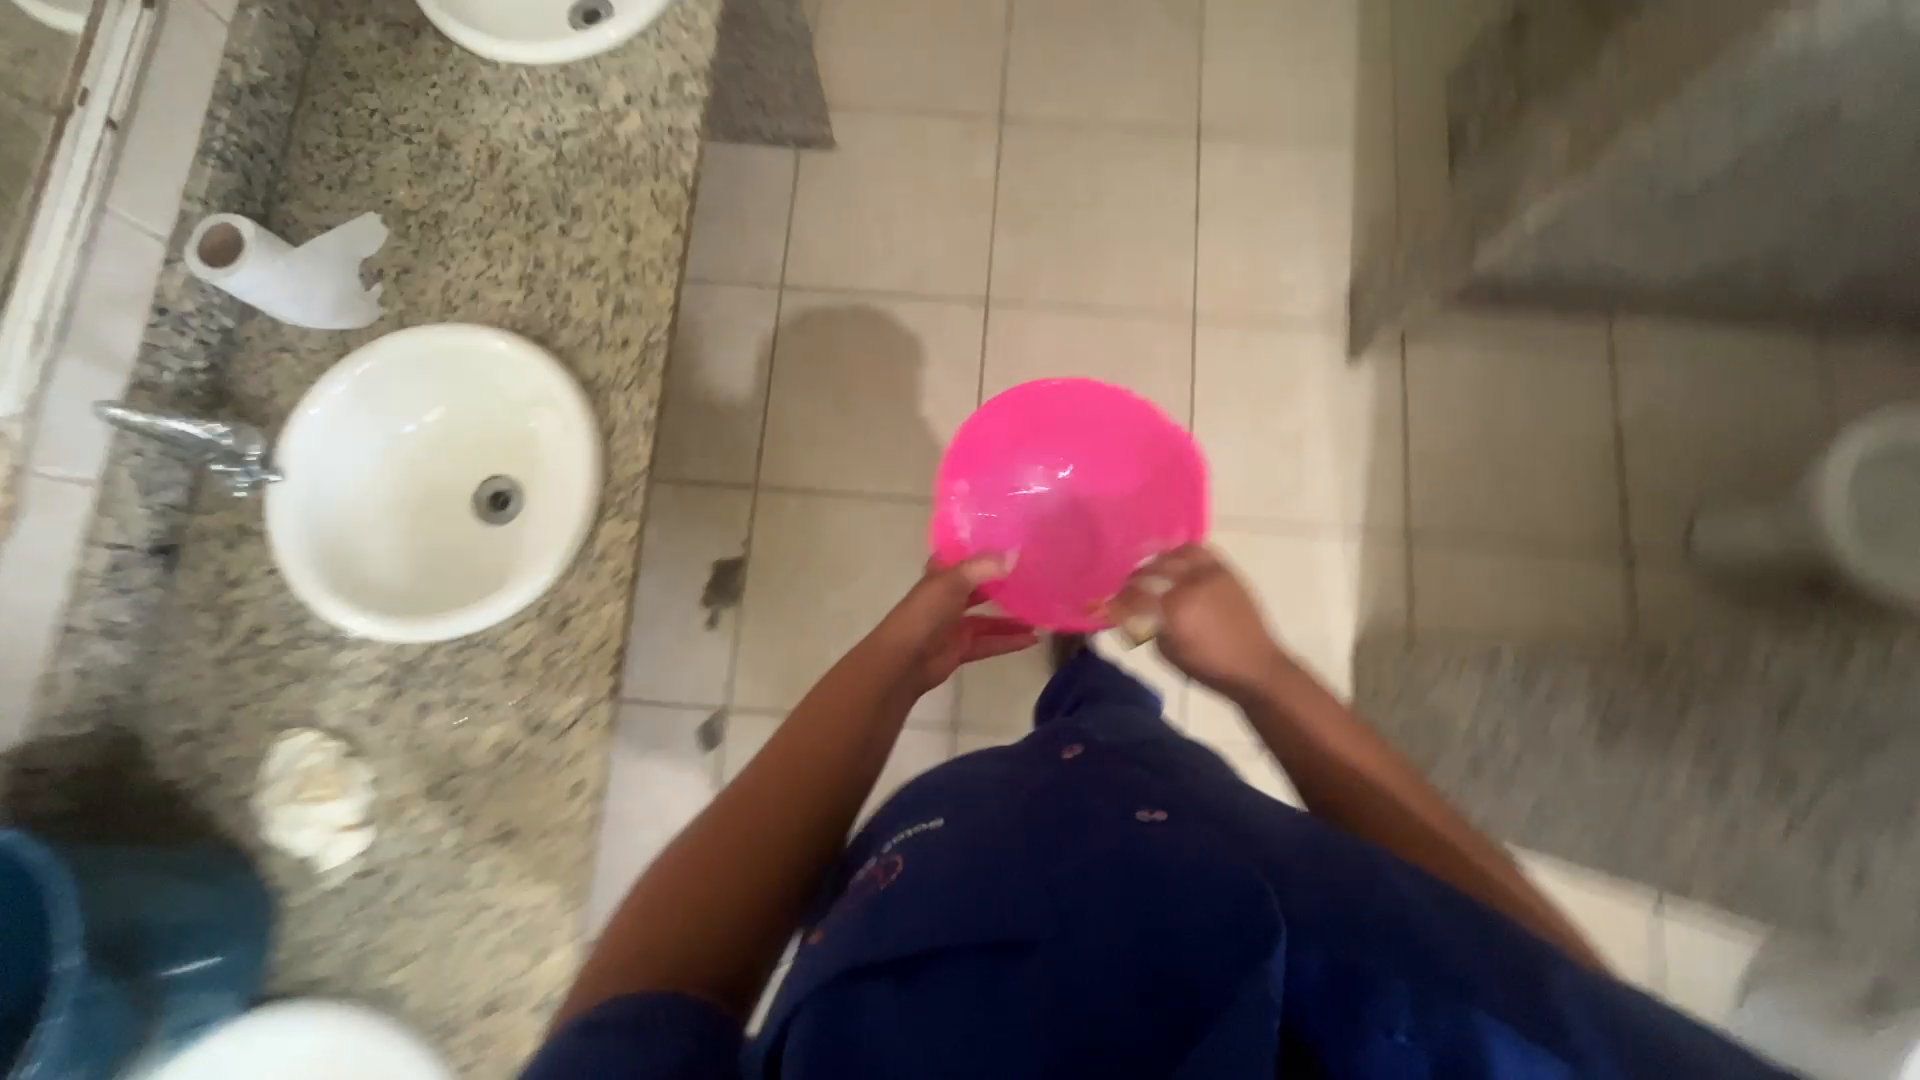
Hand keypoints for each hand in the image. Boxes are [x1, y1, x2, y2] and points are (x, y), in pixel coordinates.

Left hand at [865, 554, 1038, 696]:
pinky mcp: (961, 649)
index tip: (1012, 544)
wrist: (903, 660)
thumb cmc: (925, 612)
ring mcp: (954, 625)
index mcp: (940, 576)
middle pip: (980, 588)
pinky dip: (1010, 641)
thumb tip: (1016, 554)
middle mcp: (948, 597)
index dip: (983, 551)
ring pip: (988, 619)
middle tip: (1035, 579)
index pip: (963, 558)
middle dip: (1003, 585)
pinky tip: (1033, 639)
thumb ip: (985, 567)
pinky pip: (990, 642)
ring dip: (1012, 618)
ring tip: (1041, 614)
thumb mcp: (954, 581)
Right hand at [1106, 545, 1293, 702]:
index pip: (1135, 595)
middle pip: (1152, 569)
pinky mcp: (1227, 573)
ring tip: (1151, 568)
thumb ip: (1149, 627)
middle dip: (1134, 578)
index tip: (1109, 603)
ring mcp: (1211, 575)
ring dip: (1158, 559)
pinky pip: (1201, 551)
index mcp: (1174, 609)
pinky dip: (1184, 552)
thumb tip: (1137, 613)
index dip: (1118, 599)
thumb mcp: (1168, 653)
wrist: (1256, 667)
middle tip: (1127, 587)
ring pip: (1176, 554)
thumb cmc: (1209, 667)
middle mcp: (1191, 584)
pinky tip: (1176, 560)